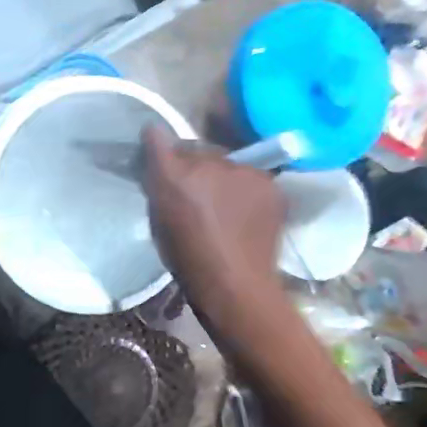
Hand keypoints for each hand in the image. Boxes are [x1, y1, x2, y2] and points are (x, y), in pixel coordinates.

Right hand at [140, 126, 287, 327]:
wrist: (236, 286)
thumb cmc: (188, 259)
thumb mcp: (158, 219)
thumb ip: (156, 177)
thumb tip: (155, 142)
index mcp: (173, 173)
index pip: (161, 140)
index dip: (163, 154)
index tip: (165, 169)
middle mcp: (209, 163)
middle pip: (200, 152)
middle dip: (196, 167)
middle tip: (198, 195)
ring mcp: (245, 172)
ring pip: (230, 163)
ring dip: (225, 176)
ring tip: (226, 207)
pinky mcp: (271, 185)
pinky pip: (253, 178)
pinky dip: (248, 190)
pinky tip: (246, 213)